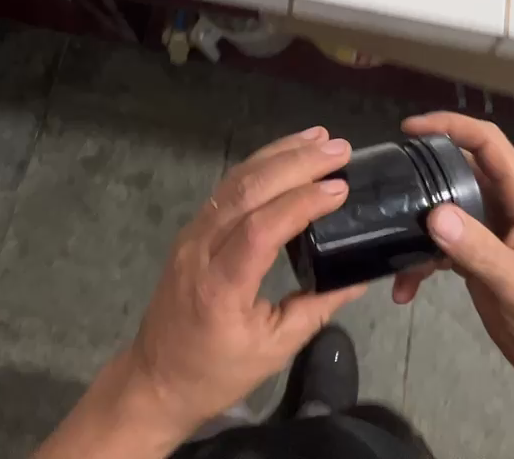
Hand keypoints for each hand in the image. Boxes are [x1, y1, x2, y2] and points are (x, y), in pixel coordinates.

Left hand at [117, 127, 366, 440]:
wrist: (156, 376)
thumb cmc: (215, 371)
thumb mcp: (272, 350)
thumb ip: (315, 309)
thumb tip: (357, 277)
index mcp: (221, 286)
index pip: (261, 230)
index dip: (301, 203)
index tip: (340, 187)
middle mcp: (202, 248)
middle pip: (248, 191)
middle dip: (296, 163)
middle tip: (339, 148)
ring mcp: (193, 233)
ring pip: (236, 180)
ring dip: (279, 154)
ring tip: (319, 137)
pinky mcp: (193, 227)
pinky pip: (228, 187)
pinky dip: (260, 165)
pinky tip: (285, 154)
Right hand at [390, 112, 513, 393]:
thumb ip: (478, 250)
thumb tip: (433, 214)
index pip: (488, 143)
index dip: (451, 126)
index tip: (411, 129)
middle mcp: (504, 207)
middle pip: (460, 169)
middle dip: (425, 168)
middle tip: (390, 175)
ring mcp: (490, 232)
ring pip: (445, 207)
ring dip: (417, 222)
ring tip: (388, 233)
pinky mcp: (476, 259)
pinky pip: (440, 246)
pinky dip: (420, 262)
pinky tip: (404, 287)